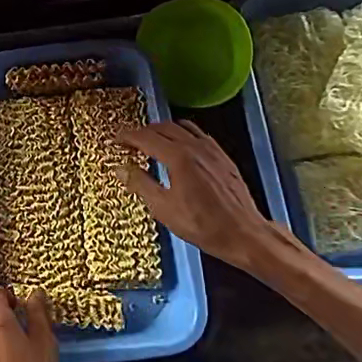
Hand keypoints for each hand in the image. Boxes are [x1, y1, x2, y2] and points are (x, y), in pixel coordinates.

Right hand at [117, 120, 310, 274]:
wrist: (244, 234)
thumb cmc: (205, 226)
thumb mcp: (164, 209)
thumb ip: (140, 184)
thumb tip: (121, 169)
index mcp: (178, 158)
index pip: (146, 137)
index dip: (128, 137)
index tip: (117, 140)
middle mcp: (195, 147)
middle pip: (163, 127)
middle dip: (142, 132)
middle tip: (130, 142)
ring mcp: (212, 150)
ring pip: (181, 127)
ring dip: (162, 130)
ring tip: (151, 142)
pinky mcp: (222, 157)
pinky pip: (198, 134)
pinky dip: (182, 134)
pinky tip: (179, 148)